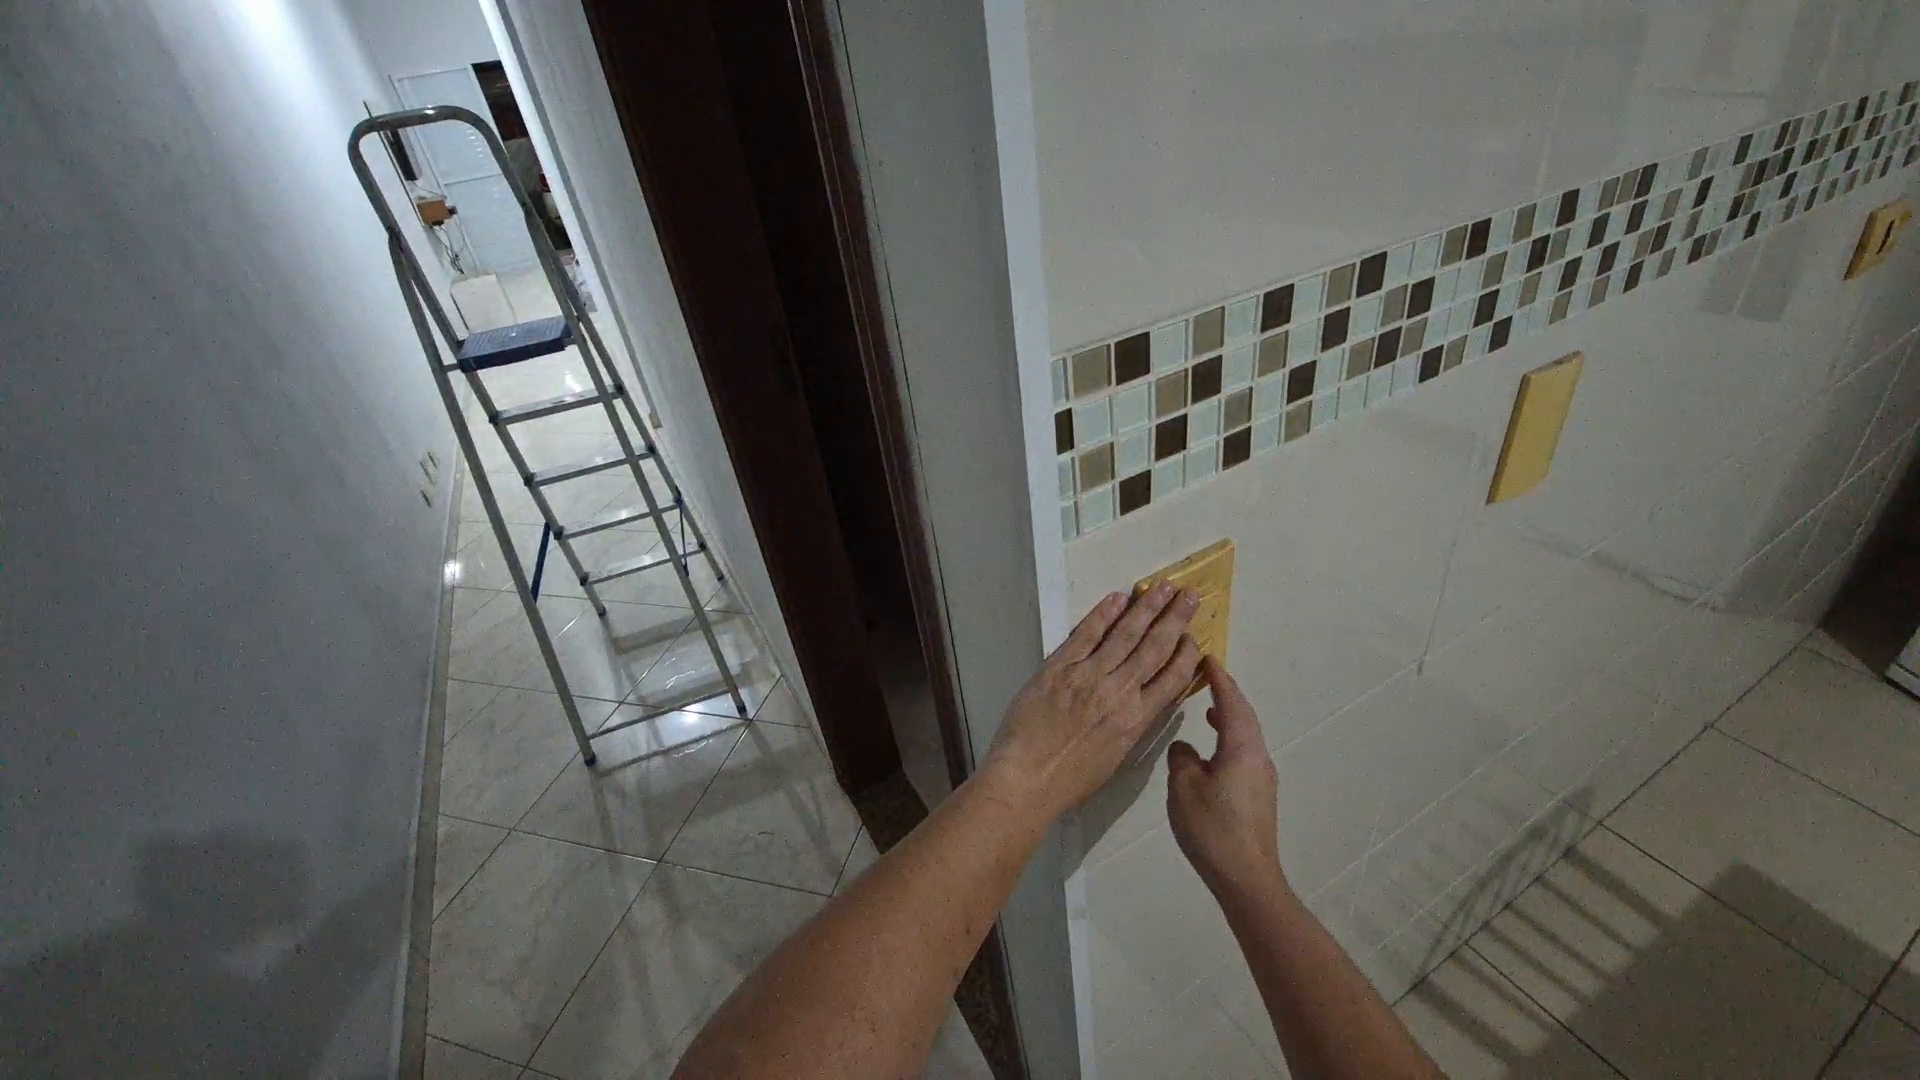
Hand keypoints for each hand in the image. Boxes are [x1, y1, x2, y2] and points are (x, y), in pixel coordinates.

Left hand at [981, 584, 1203, 820]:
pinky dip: (1103, 614)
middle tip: (1190, 595)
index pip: (1173, 678)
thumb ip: (1132, 724)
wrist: (1028, 779)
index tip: (1194, 636)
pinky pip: (1086, 634)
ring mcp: (1088, 675)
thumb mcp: (1116, 757)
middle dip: (1175, 619)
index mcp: (1136, 719)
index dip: (1187, 654)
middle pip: (1154, 647)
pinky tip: (1118, 598)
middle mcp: (1119, 691)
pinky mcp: (1059, 667)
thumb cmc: (1070, 780)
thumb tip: (1142, 700)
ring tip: (1163, 587)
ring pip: (1125, 634)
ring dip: (1147, 608)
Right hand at [1167, 658, 1284, 898]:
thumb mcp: (1183, 788)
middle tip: (1209, 675)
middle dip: (1227, 693)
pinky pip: (1245, 751)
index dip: (1218, 679)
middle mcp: (1257, 756)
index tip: (1208, 658)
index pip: (1229, 702)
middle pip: (1244, 715)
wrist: (1247, 877)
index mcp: (1241, 748)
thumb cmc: (1212, 828)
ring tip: (1208, 708)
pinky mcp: (1259, 795)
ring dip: (1229, 716)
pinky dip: (1230, 737)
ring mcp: (1262, 777)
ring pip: (1246, 734)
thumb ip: (1181, 759)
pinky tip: (1212, 749)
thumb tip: (1185, 747)